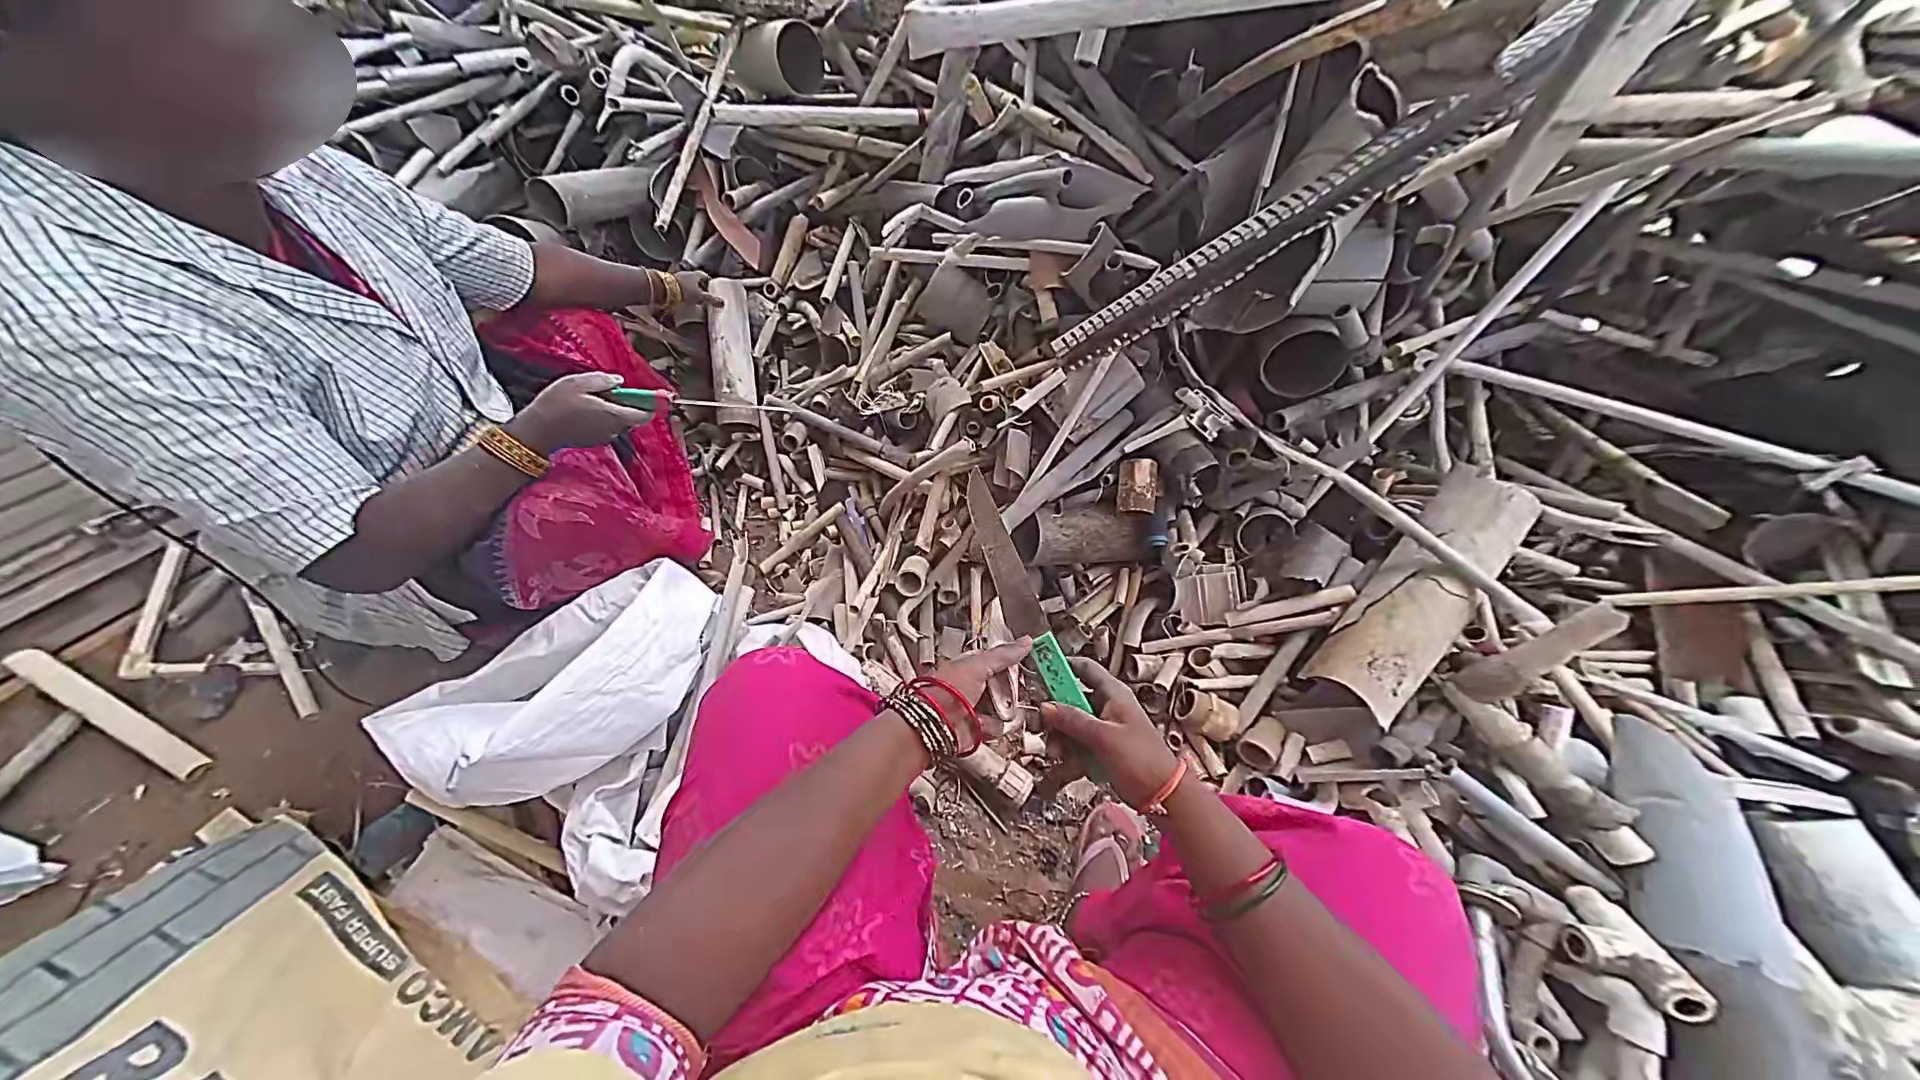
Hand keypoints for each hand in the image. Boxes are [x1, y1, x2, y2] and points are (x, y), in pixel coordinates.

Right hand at [505, 372, 655, 453]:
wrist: (537, 431)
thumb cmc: (556, 404)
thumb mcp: (578, 383)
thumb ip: (603, 381)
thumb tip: (620, 381)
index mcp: (615, 415)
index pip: (645, 414)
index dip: (652, 404)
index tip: (659, 396)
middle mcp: (615, 429)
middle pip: (632, 415)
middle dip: (627, 402)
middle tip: (608, 389)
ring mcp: (605, 436)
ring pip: (619, 420)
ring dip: (613, 409)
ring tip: (591, 398)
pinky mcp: (595, 439)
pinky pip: (607, 425)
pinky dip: (603, 416)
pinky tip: (584, 409)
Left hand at [673, 270, 724, 308]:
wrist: (663, 290)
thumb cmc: (684, 290)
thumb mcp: (701, 296)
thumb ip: (711, 300)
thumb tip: (722, 303)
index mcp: (695, 275)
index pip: (705, 276)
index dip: (709, 282)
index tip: (712, 288)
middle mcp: (686, 274)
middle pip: (695, 280)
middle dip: (700, 287)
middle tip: (704, 295)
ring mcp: (677, 279)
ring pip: (687, 284)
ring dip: (691, 291)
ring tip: (694, 300)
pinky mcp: (669, 285)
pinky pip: (679, 289)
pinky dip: (683, 294)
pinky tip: (684, 301)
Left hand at [920, 638, 1031, 743]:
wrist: (937, 722)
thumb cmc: (947, 689)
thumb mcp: (978, 665)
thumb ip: (1003, 654)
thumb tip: (1024, 642)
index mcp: (968, 667)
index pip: (996, 662)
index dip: (1011, 663)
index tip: (1024, 662)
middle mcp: (972, 687)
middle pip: (1003, 685)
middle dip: (1011, 688)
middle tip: (1017, 687)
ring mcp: (975, 708)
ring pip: (1003, 707)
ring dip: (1004, 708)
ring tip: (1001, 706)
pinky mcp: (978, 728)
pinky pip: (998, 725)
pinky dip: (993, 724)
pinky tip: (984, 720)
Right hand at [1038, 658, 1181, 810]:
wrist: (1163, 794)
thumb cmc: (1140, 759)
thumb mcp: (1104, 737)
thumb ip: (1073, 720)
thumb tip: (1045, 706)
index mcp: (1113, 694)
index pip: (1084, 668)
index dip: (1061, 666)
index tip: (1039, 671)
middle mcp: (1106, 706)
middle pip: (1071, 698)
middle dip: (1054, 711)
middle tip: (1039, 723)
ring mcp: (1103, 727)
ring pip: (1070, 722)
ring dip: (1059, 735)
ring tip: (1055, 750)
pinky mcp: (1100, 746)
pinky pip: (1076, 741)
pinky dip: (1068, 749)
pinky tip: (1063, 760)